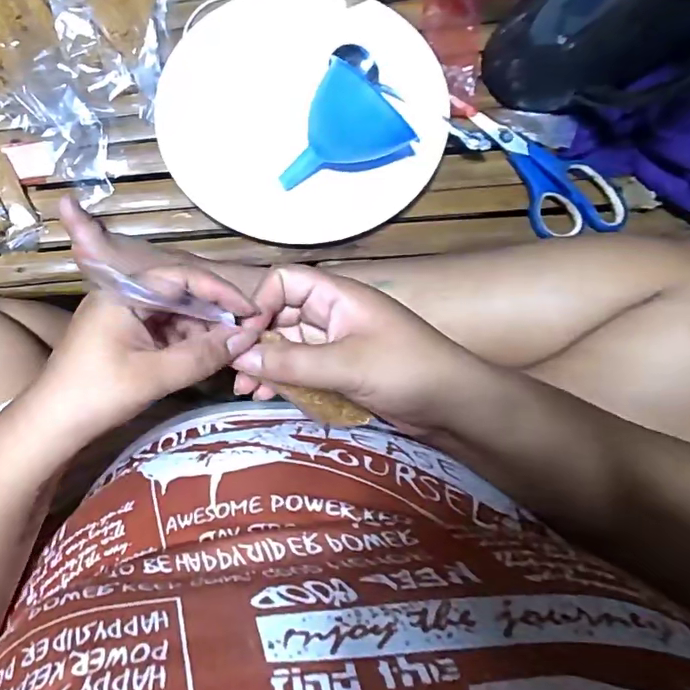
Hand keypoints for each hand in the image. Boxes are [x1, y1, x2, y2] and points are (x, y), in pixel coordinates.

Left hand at [23, 265, 261, 443]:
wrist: (50, 425)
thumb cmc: (98, 394)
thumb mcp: (155, 376)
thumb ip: (202, 355)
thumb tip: (246, 337)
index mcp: (125, 292)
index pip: (182, 276)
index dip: (221, 291)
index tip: (251, 311)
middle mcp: (124, 295)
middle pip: (180, 293)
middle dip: (214, 314)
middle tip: (247, 334)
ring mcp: (123, 314)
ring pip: (174, 313)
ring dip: (202, 330)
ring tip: (232, 350)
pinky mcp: (123, 334)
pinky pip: (163, 329)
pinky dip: (185, 342)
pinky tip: (207, 357)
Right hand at [231, 266, 489, 434]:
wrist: (456, 407)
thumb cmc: (407, 371)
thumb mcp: (347, 366)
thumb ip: (292, 362)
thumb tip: (239, 357)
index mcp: (336, 295)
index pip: (283, 282)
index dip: (259, 303)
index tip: (243, 337)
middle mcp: (331, 314)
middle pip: (279, 315)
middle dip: (254, 341)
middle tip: (233, 369)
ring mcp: (334, 342)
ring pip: (286, 345)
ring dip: (264, 364)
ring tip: (243, 389)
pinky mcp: (338, 369)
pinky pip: (300, 368)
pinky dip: (281, 379)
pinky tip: (265, 395)